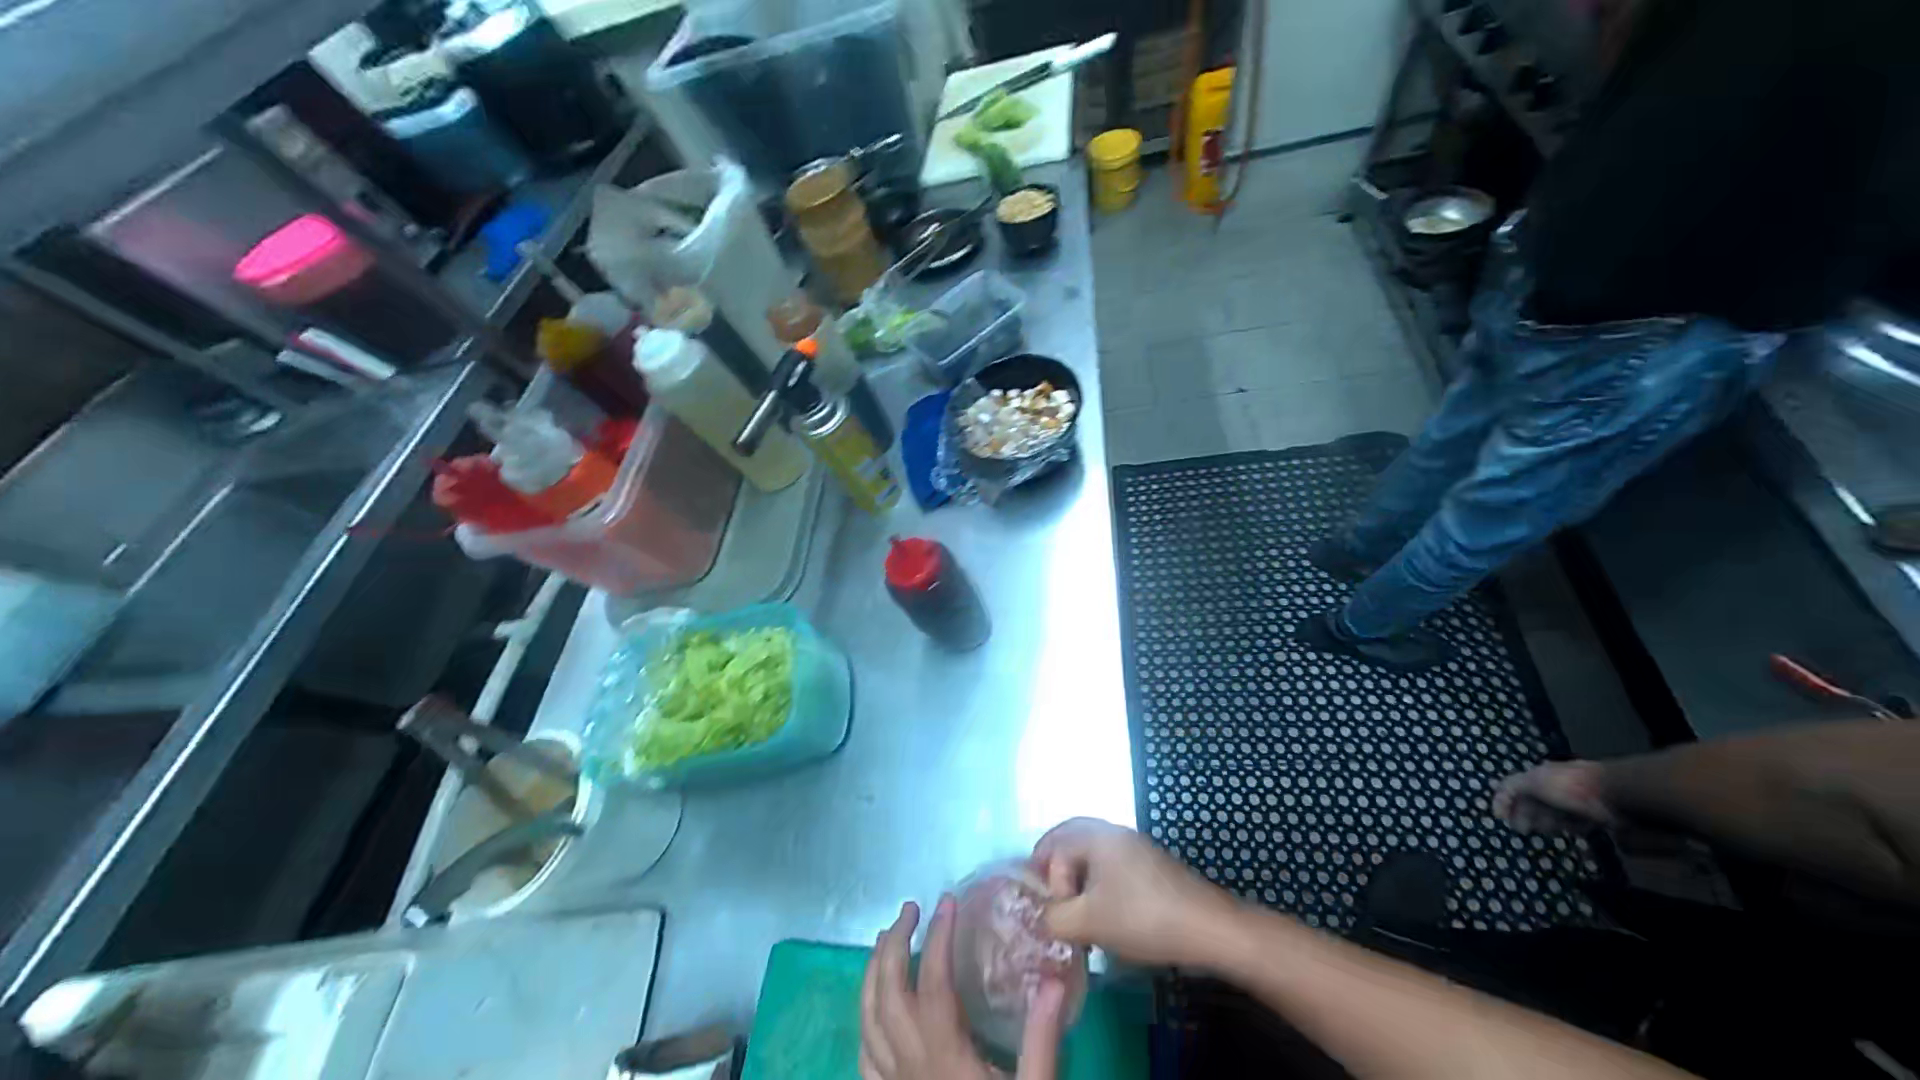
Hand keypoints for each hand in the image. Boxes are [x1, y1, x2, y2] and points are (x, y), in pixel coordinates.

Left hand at [860, 898, 1066, 1079]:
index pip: (934, 983)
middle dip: (895, 942)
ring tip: (886, 937)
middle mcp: (910, 1068)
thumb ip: (1043, 1040)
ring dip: (873, 970)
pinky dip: (863, 1015)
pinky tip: (872, 1002)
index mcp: (946, 1060)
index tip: (948, 902)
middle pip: (888, 992)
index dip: (939, 938)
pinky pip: (862, 1052)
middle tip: (911, 908)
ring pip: (866, 1017)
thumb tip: (1053, 980)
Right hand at [1033, 818, 1238, 967]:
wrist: (1209, 929)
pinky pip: (1111, 867)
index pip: (1052, 847)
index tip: (1051, 914)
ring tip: (1075, 915)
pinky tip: (1104, 916)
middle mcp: (1113, 831)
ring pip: (1092, 856)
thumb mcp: (1088, 922)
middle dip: (1055, 873)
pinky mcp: (1150, 866)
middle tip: (1050, 905)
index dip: (1045, 881)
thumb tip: (1039, 917)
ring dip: (1077, 882)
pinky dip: (1098, 886)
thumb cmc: (1141, 917)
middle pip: (1070, 842)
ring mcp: (1135, 847)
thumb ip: (1053, 918)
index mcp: (1095, 835)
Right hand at [1492, 760, 1615, 833]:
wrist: (1615, 796)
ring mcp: (1573, 801)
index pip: (1514, 786)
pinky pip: (1573, 823)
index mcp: (1539, 774)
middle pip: (1532, 801)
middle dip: (1524, 814)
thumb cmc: (1568, 786)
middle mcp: (1554, 786)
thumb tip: (1500, 805)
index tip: (1501, 817)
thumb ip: (1511, 788)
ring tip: (1542, 831)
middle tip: (1521, 830)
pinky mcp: (1590, 816)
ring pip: (1552, 813)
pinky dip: (1567, 827)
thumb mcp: (1532, 781)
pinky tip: (1567, 830)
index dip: (1505, 800)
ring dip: (1544, 823)